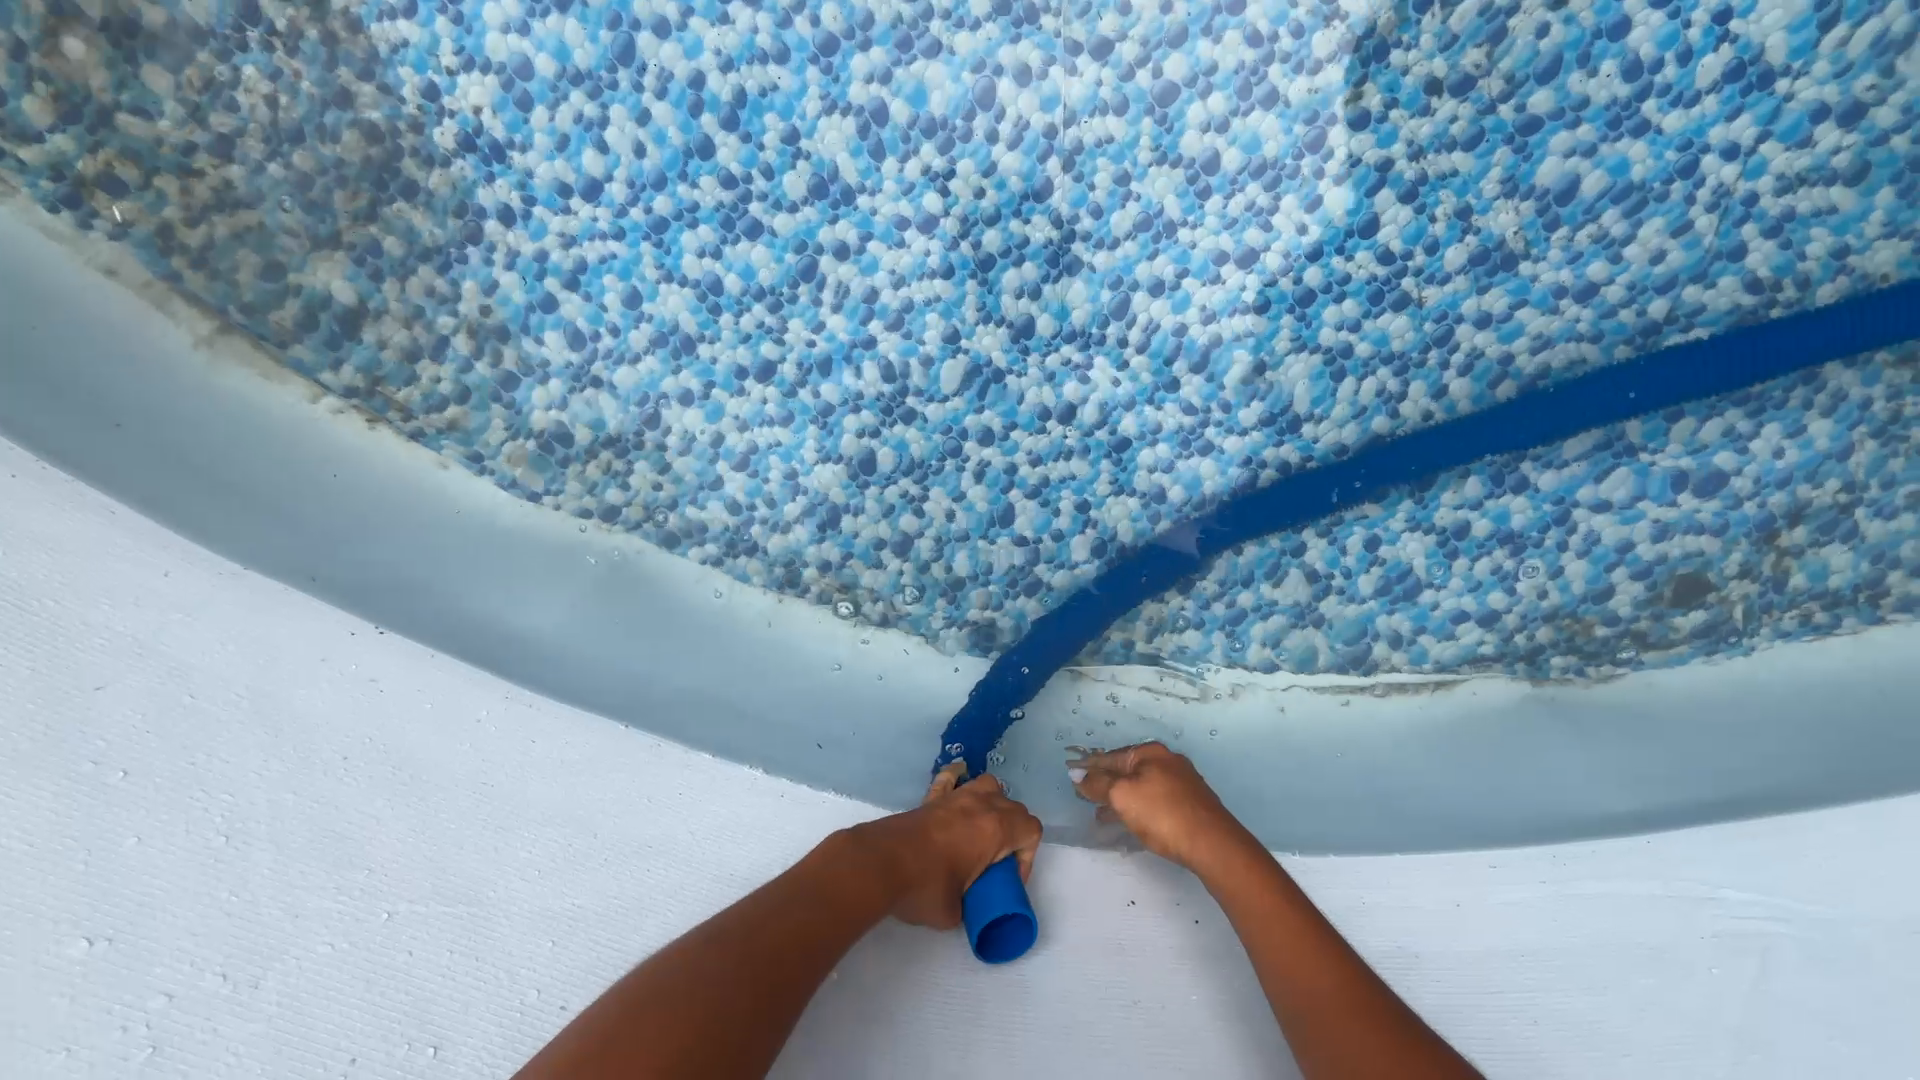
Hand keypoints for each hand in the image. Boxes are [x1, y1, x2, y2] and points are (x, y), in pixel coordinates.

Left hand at [848, 764, 1041, 929]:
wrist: (879, 864)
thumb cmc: (923, 887)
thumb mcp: (954, 912)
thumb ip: (967, 907)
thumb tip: (962, 908)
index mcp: (995, 829)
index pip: (1032, 829)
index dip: (1027, 856)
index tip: (1008, 879)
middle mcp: (981, 806)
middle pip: (1014, 807)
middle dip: (1013, 832)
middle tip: (995, 862)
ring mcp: (955, 797)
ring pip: (988, 786)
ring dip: (993, 804)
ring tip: (981, 830)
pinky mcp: (931, 798)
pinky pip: (951, 778)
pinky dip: (958, 781)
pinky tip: (956, 794)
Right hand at [1068, 742, 1246, 870]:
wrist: (1212, 843)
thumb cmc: (1161, 813)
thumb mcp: (1121, 795)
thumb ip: (1097, 784)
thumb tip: (1078, 774)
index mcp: (1150, 752)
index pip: (1110, 757)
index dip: (1089, 766)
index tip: (1072, 774)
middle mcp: (1167, 761)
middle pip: (1127, 771)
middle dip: (1105, 784)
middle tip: (1085, 797)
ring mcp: (1182, 782)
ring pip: (1142, 787)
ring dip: (1121, 799)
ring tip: (1101, 815)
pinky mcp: (1190, 803)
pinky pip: (1155, 800)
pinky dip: (1138, 807)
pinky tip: (1130, 822)